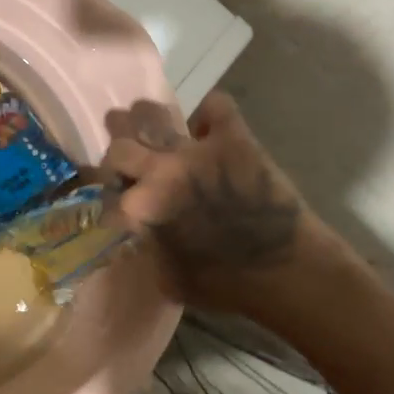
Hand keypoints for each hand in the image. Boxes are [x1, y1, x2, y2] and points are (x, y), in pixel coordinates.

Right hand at [102, 92, 342, 311]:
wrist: (287, 273)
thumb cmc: (225, 286)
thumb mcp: (168, 278)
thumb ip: (148, 248)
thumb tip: (142, 236)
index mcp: (139, 208)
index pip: (106, 194)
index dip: (111, 201)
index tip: (122, 209)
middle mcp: (159, 172)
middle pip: (118, 148)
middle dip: (119, 159)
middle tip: (131, 167)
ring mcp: (195, 151)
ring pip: (150, 115)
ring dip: (146, 123)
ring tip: (154, 132)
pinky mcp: (233, 139)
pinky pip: (215, 106)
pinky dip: (208, 114)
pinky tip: (207, 129)